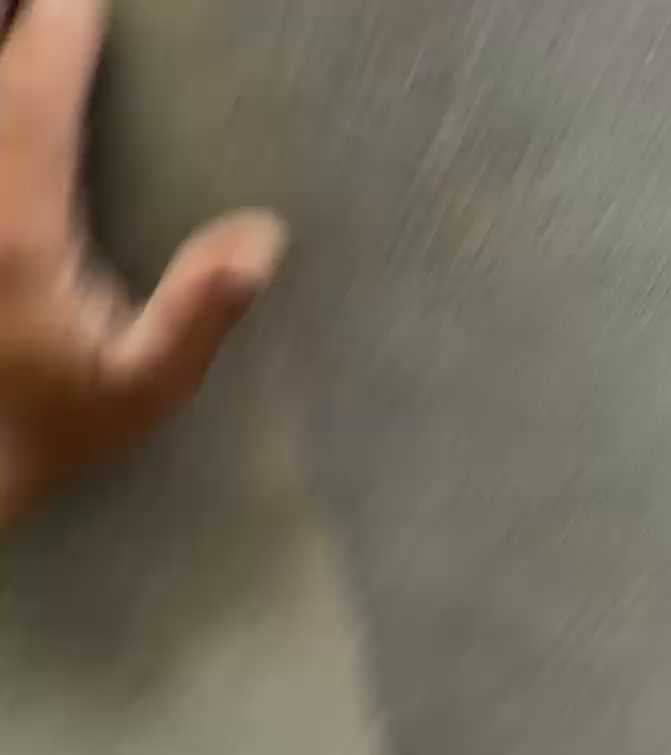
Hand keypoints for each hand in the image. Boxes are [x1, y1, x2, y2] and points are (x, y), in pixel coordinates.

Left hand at [0, 0, 284, 524]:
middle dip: (8, 35)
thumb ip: (204, 308)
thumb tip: (262, 237)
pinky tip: (8, 101)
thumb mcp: (155, 377)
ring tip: (21, 26)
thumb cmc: (70, 416)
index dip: (55, 45)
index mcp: (20, 231)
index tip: (83, 1)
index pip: (33, 110)